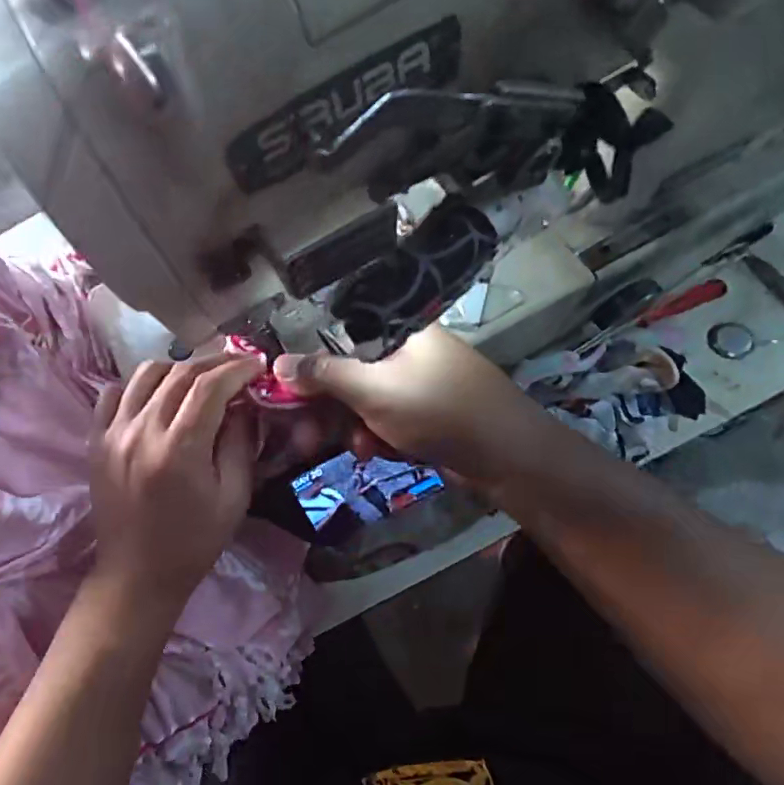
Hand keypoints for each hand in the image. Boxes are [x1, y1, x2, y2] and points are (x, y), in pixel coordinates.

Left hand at [89, 355, 264, 608]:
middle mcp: (142, 431)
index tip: (258, 365)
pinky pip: (114, 393)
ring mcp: (113, 433)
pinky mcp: (96, 440)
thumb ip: (240, 443)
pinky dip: (139, 385)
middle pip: (180, 373)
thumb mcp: (234, 496)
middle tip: (237, 364)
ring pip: (146, 374)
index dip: (237, 368)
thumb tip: (243, 404)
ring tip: (200, 379)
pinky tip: (158, 397)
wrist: (138, 574)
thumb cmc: (195, 541)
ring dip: (179, 368)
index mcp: (179, 449)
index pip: (210, 386)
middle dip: (214, 361)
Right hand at [272, 326, 554, 487]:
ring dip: (353, 428)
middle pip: (349, 373)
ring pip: (366, 402)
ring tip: (361, 450)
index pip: (338, 337)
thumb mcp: (373, 389)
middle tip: (305, 440)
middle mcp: (407, 351)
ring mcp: (419, 383)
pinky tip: (381, 453)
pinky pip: (388, 420)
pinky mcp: (427, 414)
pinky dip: (379, 436)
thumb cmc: (438, 409)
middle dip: (328, 410)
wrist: (507, 455)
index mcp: (399, 329)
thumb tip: (276, 363)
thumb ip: (323, 375)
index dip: (310, 368)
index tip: (287, 398)